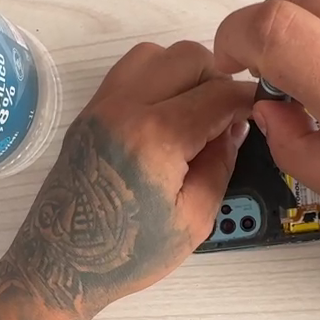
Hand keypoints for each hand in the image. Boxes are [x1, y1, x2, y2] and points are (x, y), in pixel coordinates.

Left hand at [0, 41, 251, 319]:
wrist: (59, 264)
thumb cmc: (127, 253)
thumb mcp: (192, 221)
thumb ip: (220, 165)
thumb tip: (235, 126)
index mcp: (156, 136)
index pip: (220, 92)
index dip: (249, 100)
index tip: (261, 113)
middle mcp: (125, 107)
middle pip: (189, 57)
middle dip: (217, 80)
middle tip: (224, 119)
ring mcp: (101, 106)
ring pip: (156, 54)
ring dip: (183, 73)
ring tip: (193, 114)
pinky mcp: (88, 114)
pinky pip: (128, 72)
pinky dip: (154, 80)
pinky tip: (164, 116)